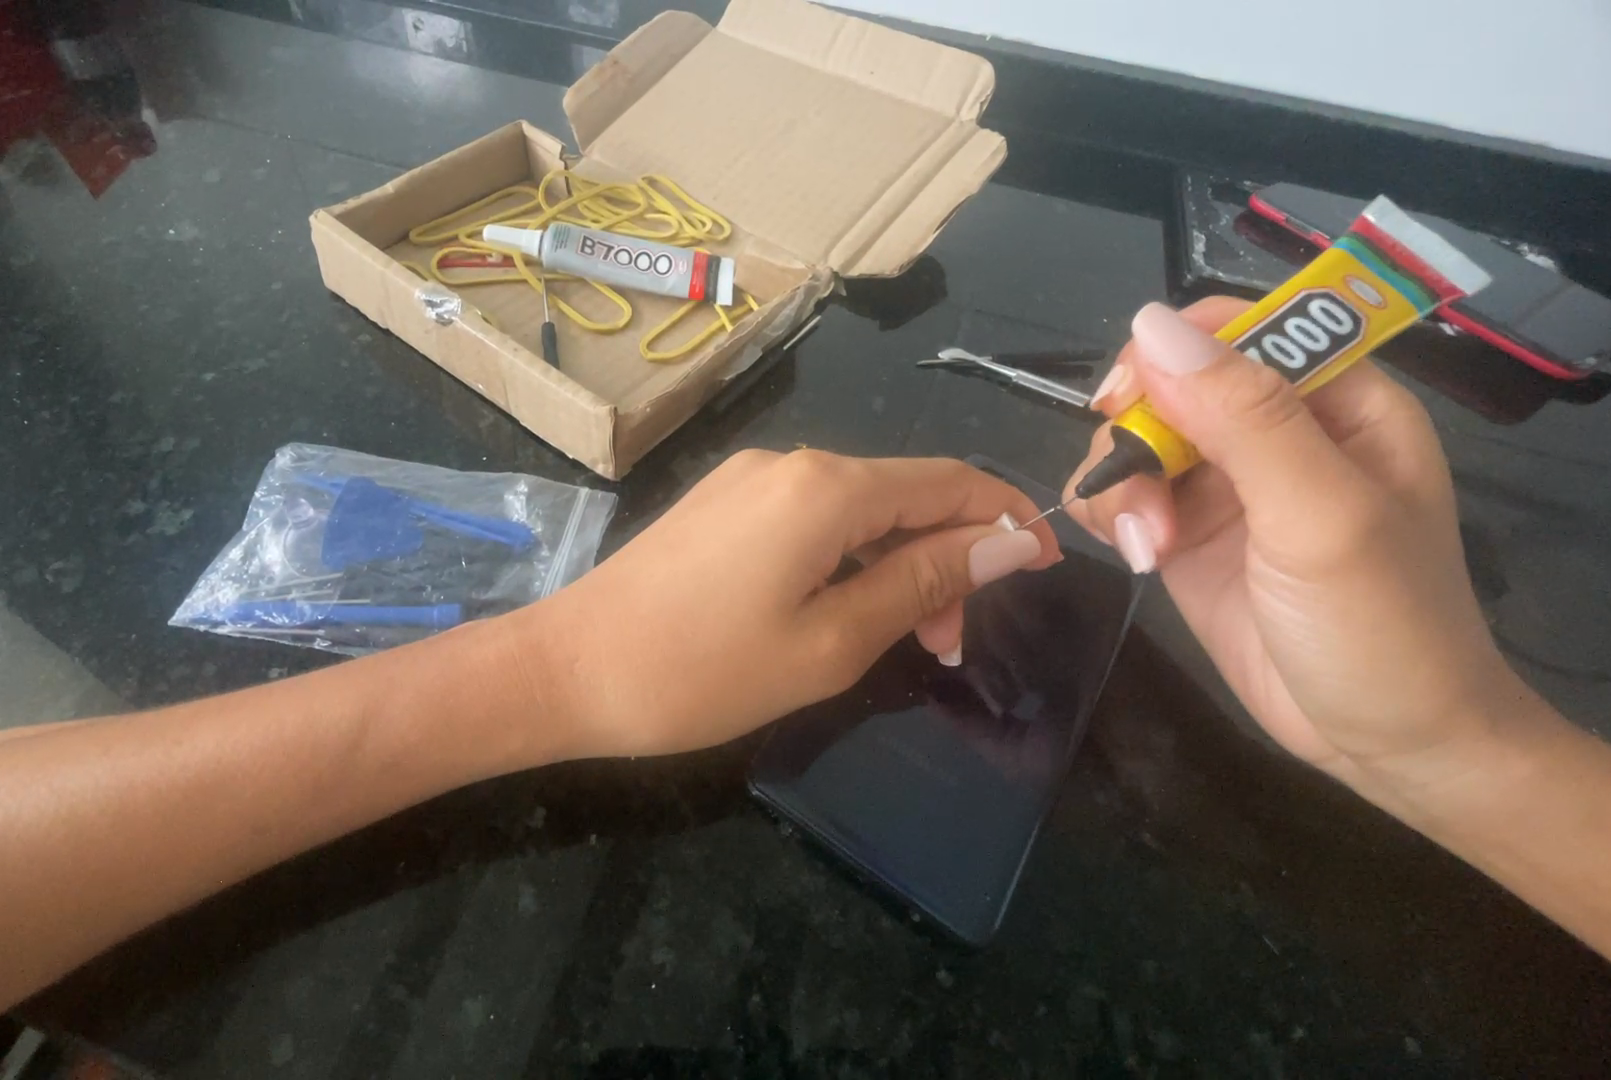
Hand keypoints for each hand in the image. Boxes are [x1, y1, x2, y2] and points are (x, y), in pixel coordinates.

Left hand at [530, 451, 1060, 757]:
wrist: (566, 669)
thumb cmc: (701, 672)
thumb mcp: (829, 642)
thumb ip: (921, 583)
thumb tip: (1009, 541)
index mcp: (825, 488)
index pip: (948, 482)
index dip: (1005, 520)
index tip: (1043, 570)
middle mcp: (788, 464)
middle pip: (900, 496)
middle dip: (943, 560)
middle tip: (946, 646)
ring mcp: (745, 481)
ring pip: (852, 512)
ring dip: (891, 567)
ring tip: (897, 640)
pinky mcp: (717, 506)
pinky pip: (805, 521)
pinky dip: (841, 561)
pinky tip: (837, 610)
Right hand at [1068, 299, 1531, 783]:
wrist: (1373, 738)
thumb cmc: (1376, 623)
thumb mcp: (1317, 512)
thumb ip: (1242, 416)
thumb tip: (1150, 324)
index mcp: (1336, 403)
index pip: (1241, 330)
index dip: (1177, 351)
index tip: (1128, 403)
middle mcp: (1272, 432)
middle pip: (1167, 386)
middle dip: (1137, 438)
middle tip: (1141, 498)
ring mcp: (1222, 483)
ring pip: (1131, 442)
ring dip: (1120, 489)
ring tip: (1149, 547)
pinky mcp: (1182, 529)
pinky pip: (1121, 493)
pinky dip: (1112, 517)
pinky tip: (1138, 556)